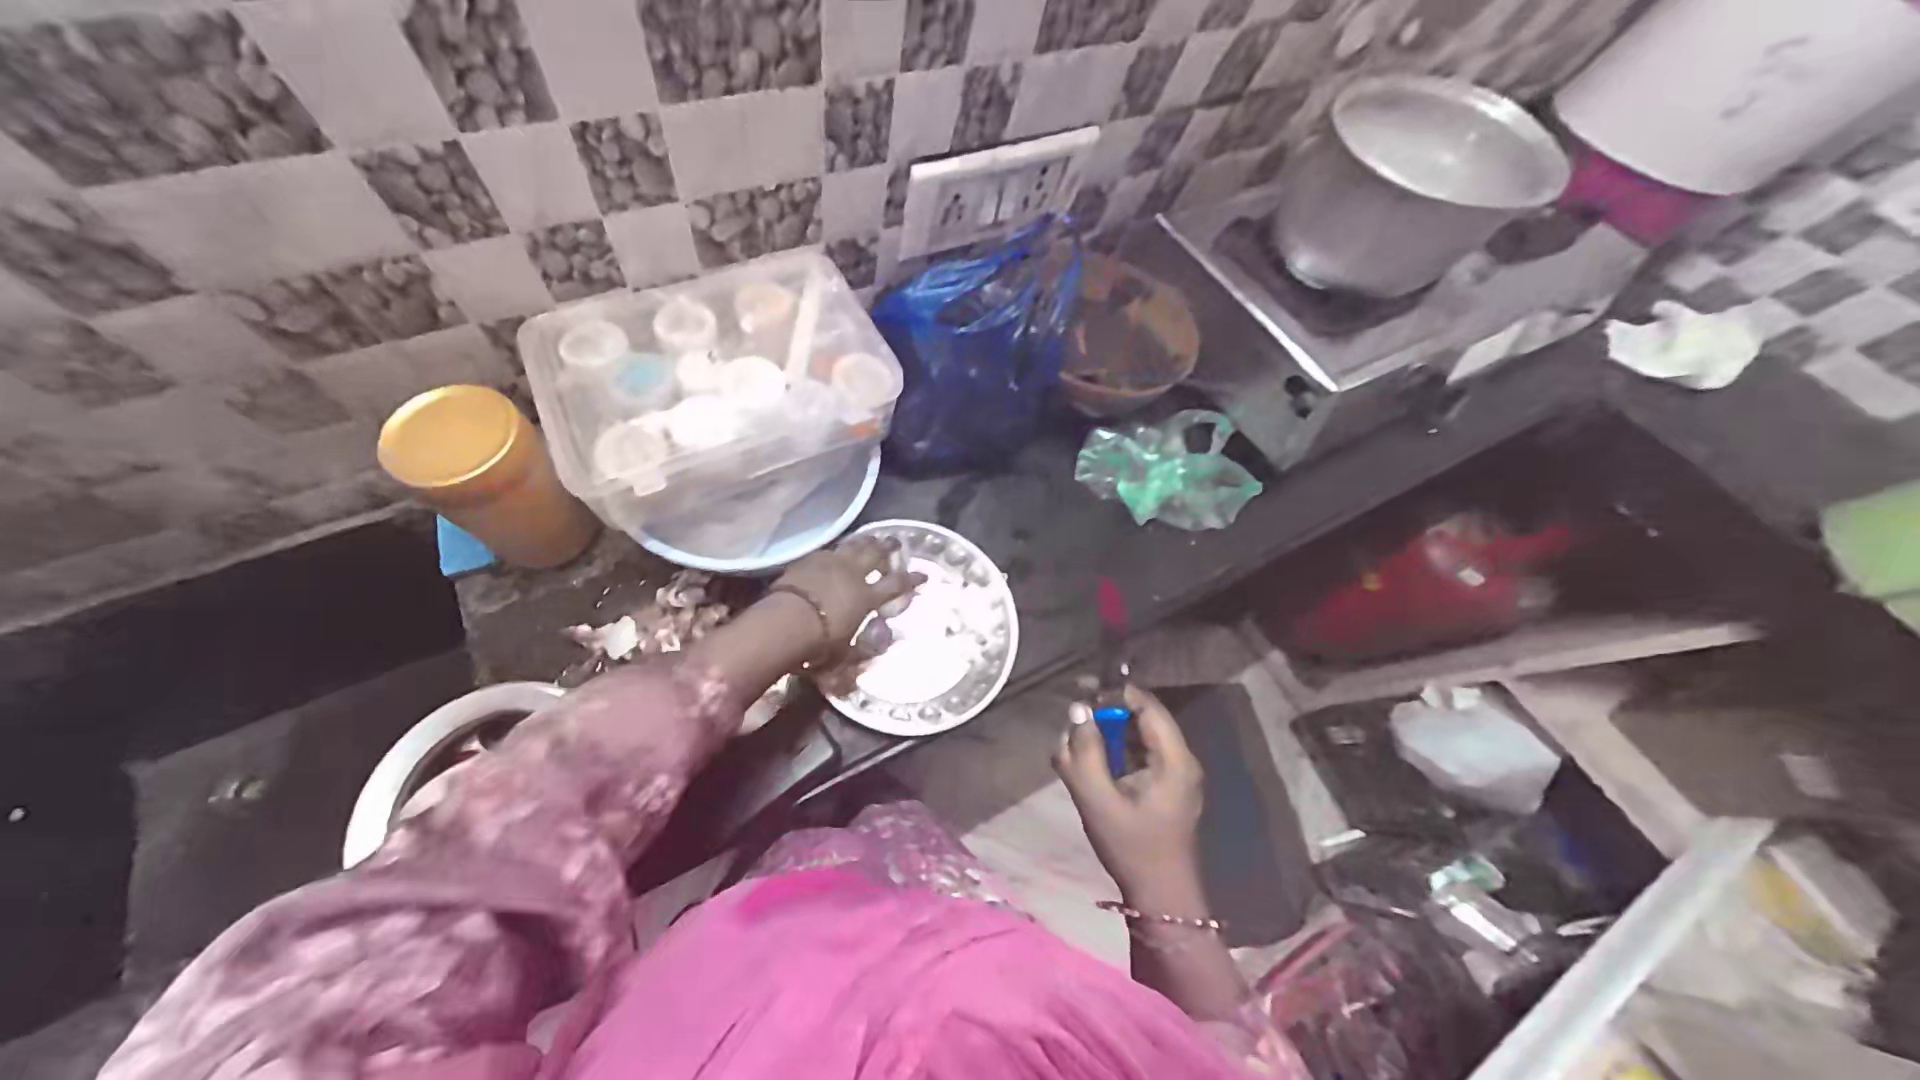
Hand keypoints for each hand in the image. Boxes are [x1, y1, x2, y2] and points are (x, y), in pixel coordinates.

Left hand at [774, 535, 921, 650]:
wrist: (783, 623)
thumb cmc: (818, 645)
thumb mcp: (845, 654)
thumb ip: (862, 650)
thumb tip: (877, 645)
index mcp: (866, 597)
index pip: (896, 585)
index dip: (912, 580)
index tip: (923, 575)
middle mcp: (852, 574)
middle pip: (875, 554)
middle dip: (888, 548)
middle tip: (895, 542)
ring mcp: (829, 563)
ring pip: (852, 546)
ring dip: (864, 542)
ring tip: (870, 538)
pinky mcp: (807, 561)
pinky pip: (828, 551)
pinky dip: (837, 551)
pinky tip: (836, 552)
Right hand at [1053, 685, 1205, 906]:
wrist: (1161, 897)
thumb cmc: (1131, 847)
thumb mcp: (1098, 799)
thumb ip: (1084, 752)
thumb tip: (1078, 710)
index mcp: (1174, 758)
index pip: (1146, 705)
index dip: (1114, 692)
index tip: (1082, 688)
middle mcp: (1180, 759)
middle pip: (1141, 718)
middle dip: (1105, 714)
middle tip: (1073, 716)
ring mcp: (1175, 774)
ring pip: (1138, 736)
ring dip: (1107, 734)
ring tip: (1076, 745)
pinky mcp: (1165, 787)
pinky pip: (1138, 755)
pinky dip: (1115, 753)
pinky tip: (1091, 765)